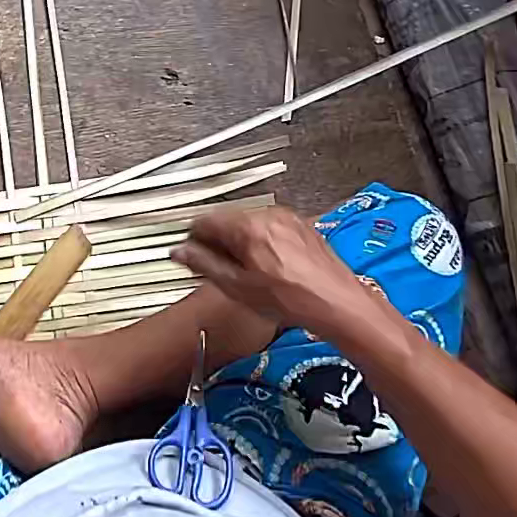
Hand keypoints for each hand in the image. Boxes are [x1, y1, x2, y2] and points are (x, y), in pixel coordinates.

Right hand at [171, 206, 378, 334]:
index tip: (193, 256)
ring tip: (247, 273)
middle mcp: (268, 214)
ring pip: (251, 224)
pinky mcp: (303, 226)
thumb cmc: (291, 299)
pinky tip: (269, 268)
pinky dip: (263, 243)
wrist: (337, 303)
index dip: (194, 239)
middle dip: (219, 241)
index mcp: (248, 225)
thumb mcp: (237, 287)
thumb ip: (204, 264)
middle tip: (219, 270)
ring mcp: (288, 218)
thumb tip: (180, 251)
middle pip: (228, 220)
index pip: (205, 220)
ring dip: (241, 243)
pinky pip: (272, 228)